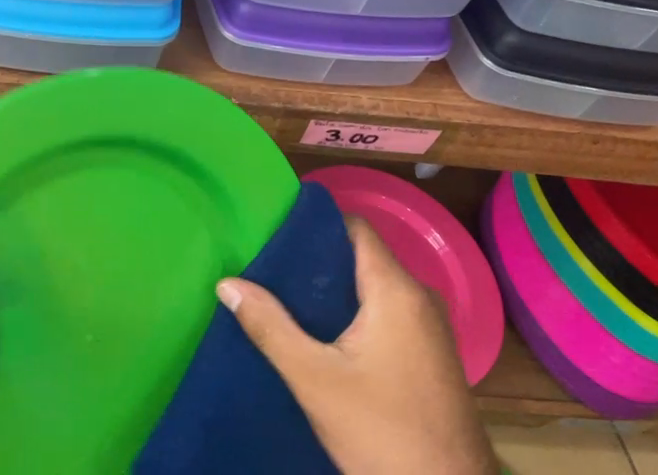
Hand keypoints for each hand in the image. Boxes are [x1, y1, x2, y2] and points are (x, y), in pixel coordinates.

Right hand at [217, 217, 498, 474]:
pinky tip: (320, 336)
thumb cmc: (382, 432)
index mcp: (396, 290)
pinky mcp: (430, 356)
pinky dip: (353, 315)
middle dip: (314, 262)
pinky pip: (386, 314)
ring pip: (372, 288)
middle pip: (361, 257)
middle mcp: (420, 299)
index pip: (353, 228)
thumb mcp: (314, 379)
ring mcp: (430, 329)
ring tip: (284, 299)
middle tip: (267, 269)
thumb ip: (270, 326)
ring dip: (332, 292)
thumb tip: (227, 283)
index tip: (272, 233)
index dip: (313, 225)